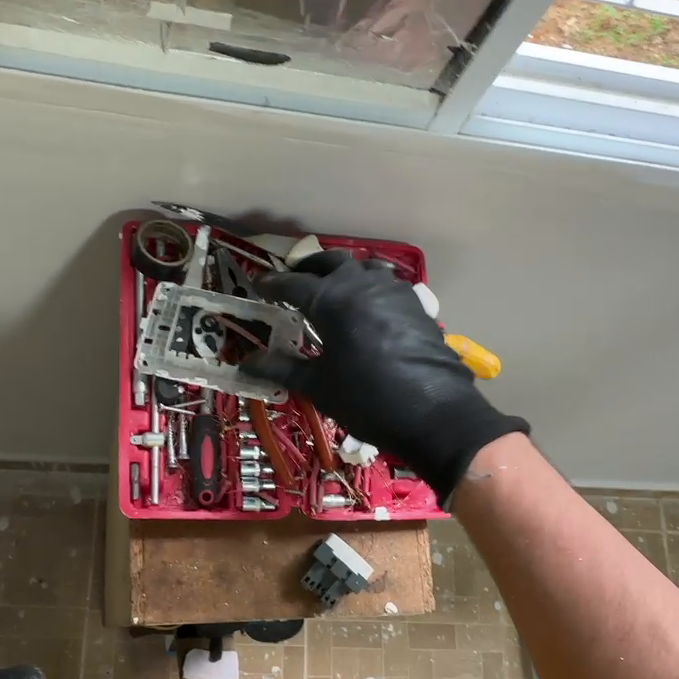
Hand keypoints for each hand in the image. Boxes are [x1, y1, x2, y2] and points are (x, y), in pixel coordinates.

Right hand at [243, 250, 527, 502]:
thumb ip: (281, 368)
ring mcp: (394, 292)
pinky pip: (386, 285)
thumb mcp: (318, 386)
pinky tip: (366, 307)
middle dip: (308, 268)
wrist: (434, 414)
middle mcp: (362, 285)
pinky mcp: (416, 305)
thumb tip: (245, 363)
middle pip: (330, 263)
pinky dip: (369, 288)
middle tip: (293, 280)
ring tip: (331, 288)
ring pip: (363, 269)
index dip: (272, 285)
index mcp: (332, 300)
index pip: (293, 285)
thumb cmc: (366, 399)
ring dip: (343, 273)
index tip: (258, 286)